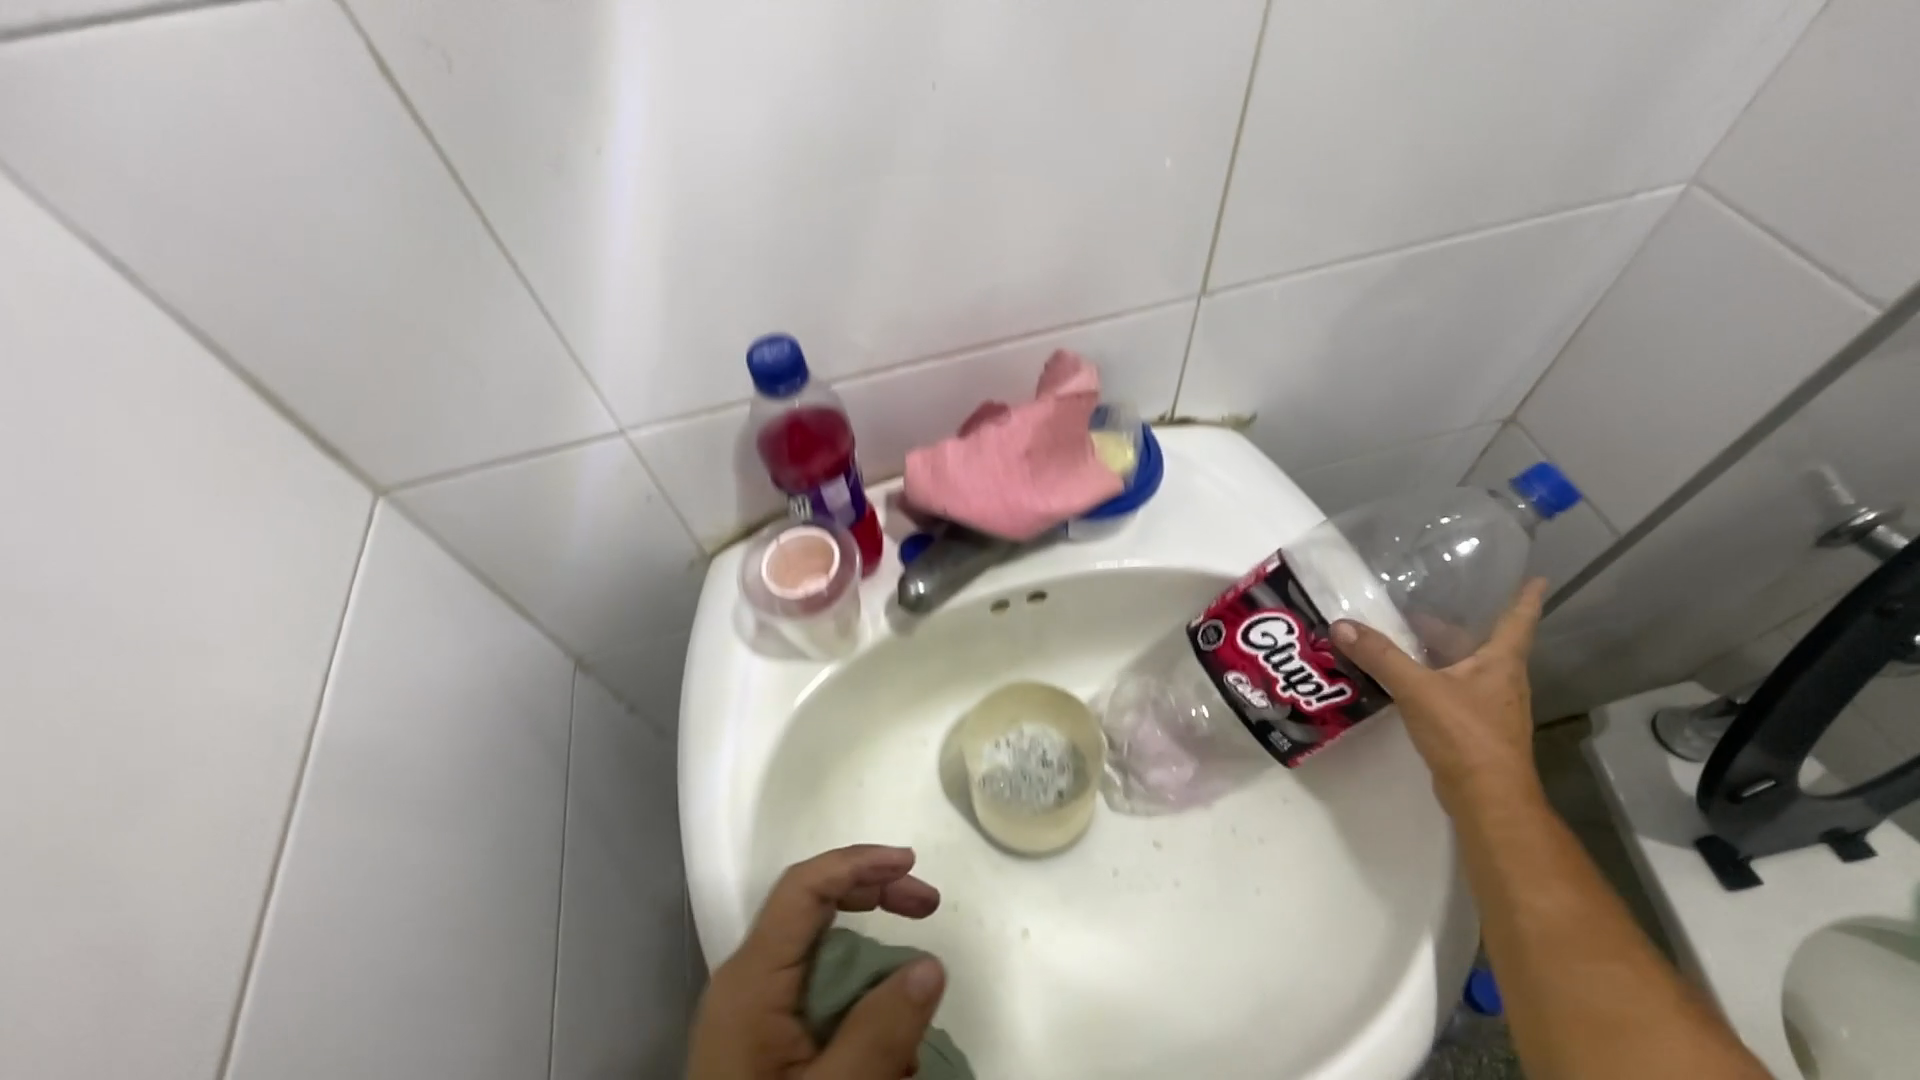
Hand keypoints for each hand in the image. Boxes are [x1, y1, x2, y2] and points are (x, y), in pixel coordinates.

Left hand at [687, 845, 945, 1079]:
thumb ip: (881, 1030)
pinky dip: (854, 987)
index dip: (858, 862)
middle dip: (872, 891)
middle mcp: (745, 980)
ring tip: (913, 982)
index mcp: (751, 980)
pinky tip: (884, 1027)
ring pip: (816, 945)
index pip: (804, 887)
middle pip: (811, 904)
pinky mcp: (759, 1034)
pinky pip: (813, 987)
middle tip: (927, 905)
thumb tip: (929, 965)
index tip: (912, 864)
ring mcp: (750, 1007)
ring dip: (869, 947)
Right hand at [1330, 578, 1548, 814]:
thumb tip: (1342, 625)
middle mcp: (1502, 679)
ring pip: (1466, 666)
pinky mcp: (1473, 727)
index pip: (1518, 620)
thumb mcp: (1417, 689)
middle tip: (1425, 601)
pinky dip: (1432, 677)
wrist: (1486, 796)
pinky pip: (1452, 689)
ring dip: (1442, 650)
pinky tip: (1406, 678)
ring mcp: (1490, 705)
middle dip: (1457, 622)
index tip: (1538, 577)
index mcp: (1501, 662)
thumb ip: (1380, 657)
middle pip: (1482, 641)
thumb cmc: (1465, 734)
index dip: (1526, 598)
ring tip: (1408, 634)